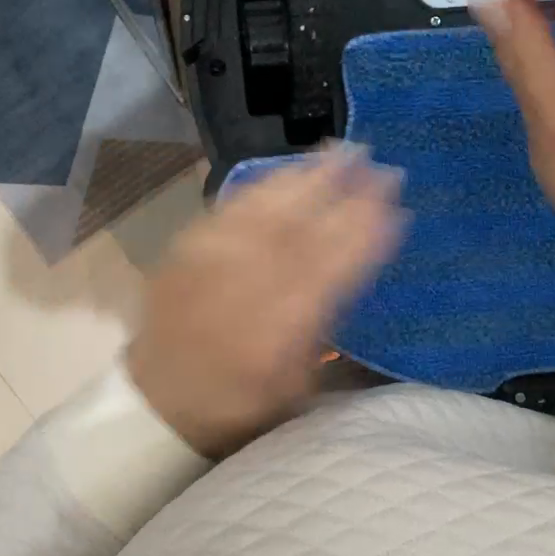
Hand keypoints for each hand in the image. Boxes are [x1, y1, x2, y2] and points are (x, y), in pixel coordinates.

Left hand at [126, 147, 405, 456]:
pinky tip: (288, 171)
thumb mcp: (297, 381)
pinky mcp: (185, 249)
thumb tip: (357, 263)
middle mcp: (242, 284)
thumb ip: (326, 322)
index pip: (330, 263)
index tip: (394, 201)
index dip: (364, 228)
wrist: (160, 402)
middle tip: (375, 160)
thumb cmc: (241, 404)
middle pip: (299, 224)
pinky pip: (231, 205)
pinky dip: (265, 185)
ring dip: (306, 176)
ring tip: (339, 152)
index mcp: (278, 327)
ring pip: (265, 205)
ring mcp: (208, 260)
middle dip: (341, 187)